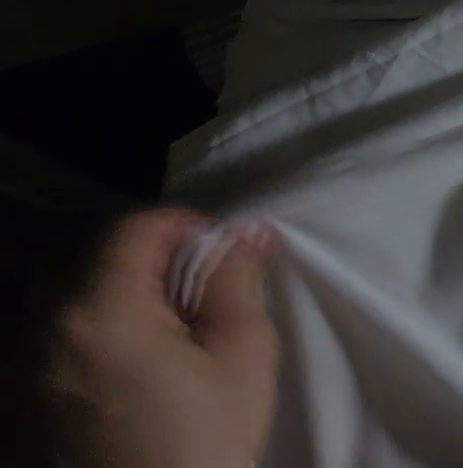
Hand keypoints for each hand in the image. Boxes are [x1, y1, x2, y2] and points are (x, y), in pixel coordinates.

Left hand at [39, 209, 278, 467]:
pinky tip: (148, 343)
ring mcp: (25, 373)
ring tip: (181, 308)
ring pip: (70, 293)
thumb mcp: (243, 348)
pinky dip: (103, 316)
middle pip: (91, 256)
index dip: (186, 223)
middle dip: (154, 249)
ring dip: (127, 282)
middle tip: (208, 271)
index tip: (225, 245)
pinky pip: (58, 331)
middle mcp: (44, 338)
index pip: (130, 231)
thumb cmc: (205, 432)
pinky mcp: (26, 401)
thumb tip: (242, 235)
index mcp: (99, 318)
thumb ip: (235, 280)